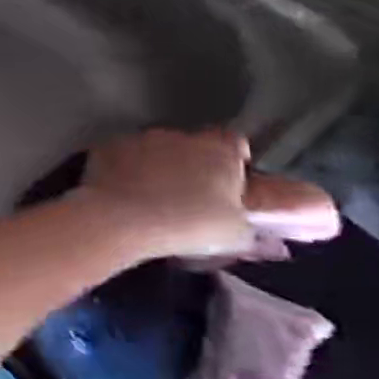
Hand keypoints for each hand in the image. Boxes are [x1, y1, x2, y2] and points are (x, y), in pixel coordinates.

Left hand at [75, 129, 340, 259]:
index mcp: (216, 150)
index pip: (234, 142)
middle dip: (193, 163)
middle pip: (191, 145)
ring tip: (153, 193)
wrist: (121, 218)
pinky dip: (124, 168)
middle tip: (191, 192)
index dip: (234, 159)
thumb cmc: (189, 224)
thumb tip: (274, 242)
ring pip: (153, 148)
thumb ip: (256, 231)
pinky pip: (121, 155)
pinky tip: (123, 189)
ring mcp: (136, 138)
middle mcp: (176, 136)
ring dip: (157, 164)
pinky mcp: (104, 147)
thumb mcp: (236, 234)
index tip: (231, 180)